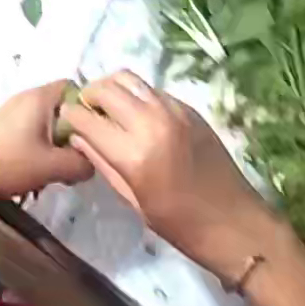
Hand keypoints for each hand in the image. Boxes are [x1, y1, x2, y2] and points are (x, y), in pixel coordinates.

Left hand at [0, 81, 92, 203]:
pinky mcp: (6, 128)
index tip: (102, 132)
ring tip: (63, 169)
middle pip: (64, 106)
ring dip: (59, 144)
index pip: (75, 87)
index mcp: (40, 97)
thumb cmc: (8, 161)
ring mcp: (15, 112)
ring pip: (50, 122)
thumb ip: (81, 162)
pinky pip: (35, 131)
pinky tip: (42, 172)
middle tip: (83, 156)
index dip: (91, 107)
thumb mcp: (52, 166)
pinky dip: (44, 148)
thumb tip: (96, 161)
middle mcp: (28, 98)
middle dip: (76, 131)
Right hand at [64, 71, 284, 269]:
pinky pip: (151, 89)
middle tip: (86, 110)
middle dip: (88, 96)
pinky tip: (137, 113)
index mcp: (134, 153)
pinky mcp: (188, 108)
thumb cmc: (183, 226)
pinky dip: (136, 94)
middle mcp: (150, 122)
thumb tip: (78, 136)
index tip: (65, 120)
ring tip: (108, 104)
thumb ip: (102, 163)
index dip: (70, 116)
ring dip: (111, 87)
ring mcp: (172, 110)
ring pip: (128, 78)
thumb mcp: (134, 202)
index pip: (86, 119)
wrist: (239, 226)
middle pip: (105, 89)